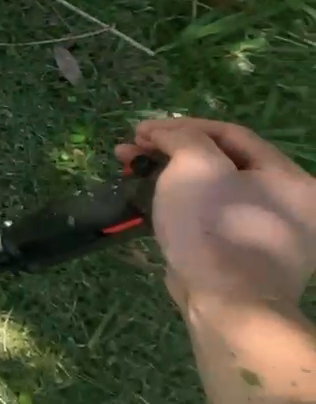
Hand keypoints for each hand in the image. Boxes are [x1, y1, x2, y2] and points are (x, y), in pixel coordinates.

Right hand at [116, 118, 315, 311]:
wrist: (229, 296)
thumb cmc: (214, 224)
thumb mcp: (197, 165)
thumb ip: (182, 137)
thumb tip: (163, 133)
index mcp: (290, 179)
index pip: (230, 133)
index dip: (180, 125)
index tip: (138, 131)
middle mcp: (290, 200)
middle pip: (221, 156)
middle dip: (169, 146)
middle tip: (130, 148)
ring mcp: (271, 225)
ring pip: (212, 180)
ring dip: (167, 167)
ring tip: (130, 167)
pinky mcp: (248, 244)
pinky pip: (212, 205)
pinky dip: (180, 193)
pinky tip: (153, 194)